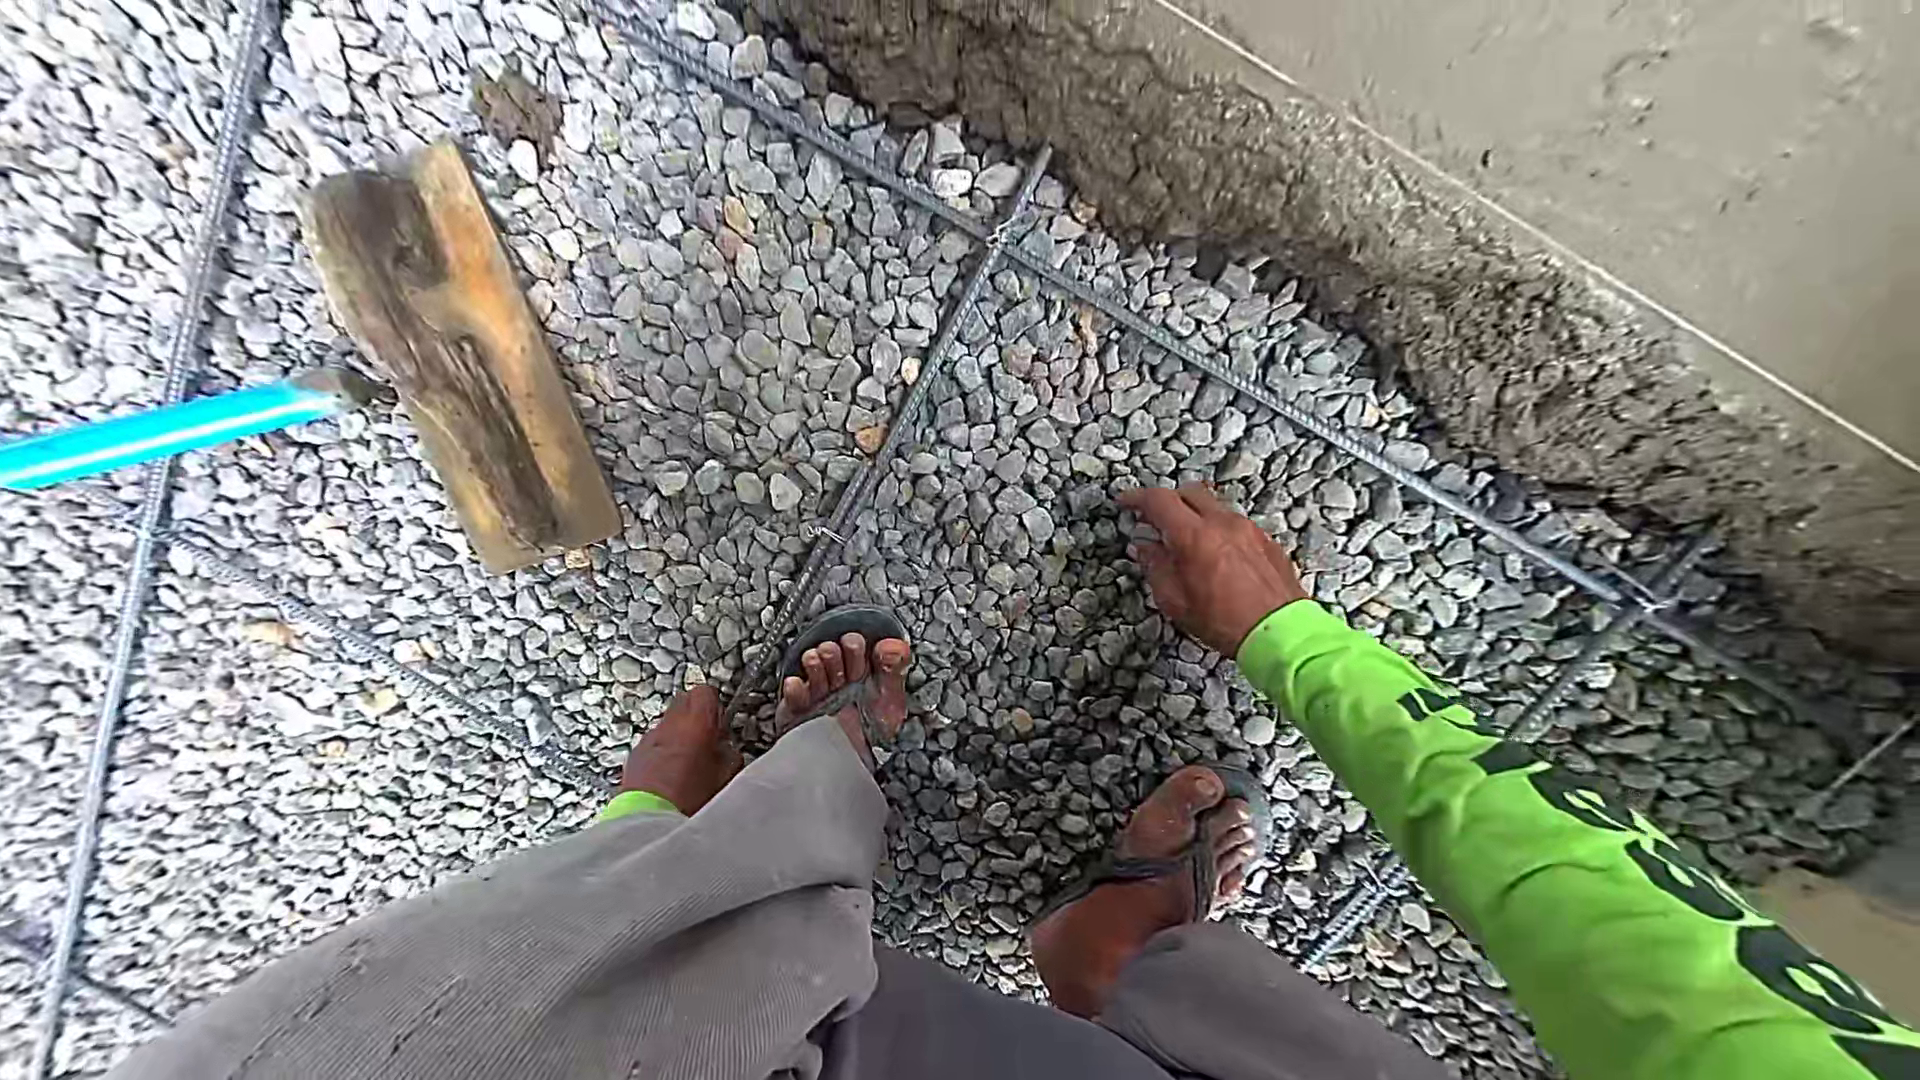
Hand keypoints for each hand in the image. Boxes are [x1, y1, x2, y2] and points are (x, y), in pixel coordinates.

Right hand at [1120, 484, 1309, 656]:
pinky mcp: (1266, 540)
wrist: (1280, 634)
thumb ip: (1155, 566)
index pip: (1159, 500)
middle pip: (1188, 492)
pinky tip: (1213, 553)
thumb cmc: (1226, 622)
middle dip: (1166, 500)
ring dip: (1193, 515)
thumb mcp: (1174, 600)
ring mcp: (1248, 529)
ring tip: (1184, 540)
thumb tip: (1146, 547)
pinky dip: (1217, 529)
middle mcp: (1223, 524)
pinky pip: (1234, 523)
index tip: (1126, 502)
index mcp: (1195, 536)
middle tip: (1153, 518)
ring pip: (1213, 506)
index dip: (1136, 497)